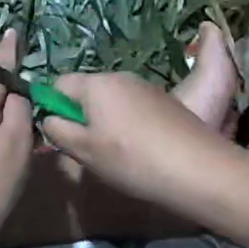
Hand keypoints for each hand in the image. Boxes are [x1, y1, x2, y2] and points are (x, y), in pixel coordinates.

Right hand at [38, 70, 241, 213]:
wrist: (199, 169)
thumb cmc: (132, 158)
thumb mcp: (83, 151)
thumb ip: (58, 131)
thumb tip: (49, 119)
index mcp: (96, 83)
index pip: (59, 83)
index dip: (54, 107)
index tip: (63, 134)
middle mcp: (120, 77)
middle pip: (87, 91)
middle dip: (82, 116)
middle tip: (88, 149)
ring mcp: (146, 88)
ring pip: (111, 101)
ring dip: (106, 122)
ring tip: (116, 155)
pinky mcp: (166, 103)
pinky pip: (133, 109)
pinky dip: (129, 126)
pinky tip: (140, 152)